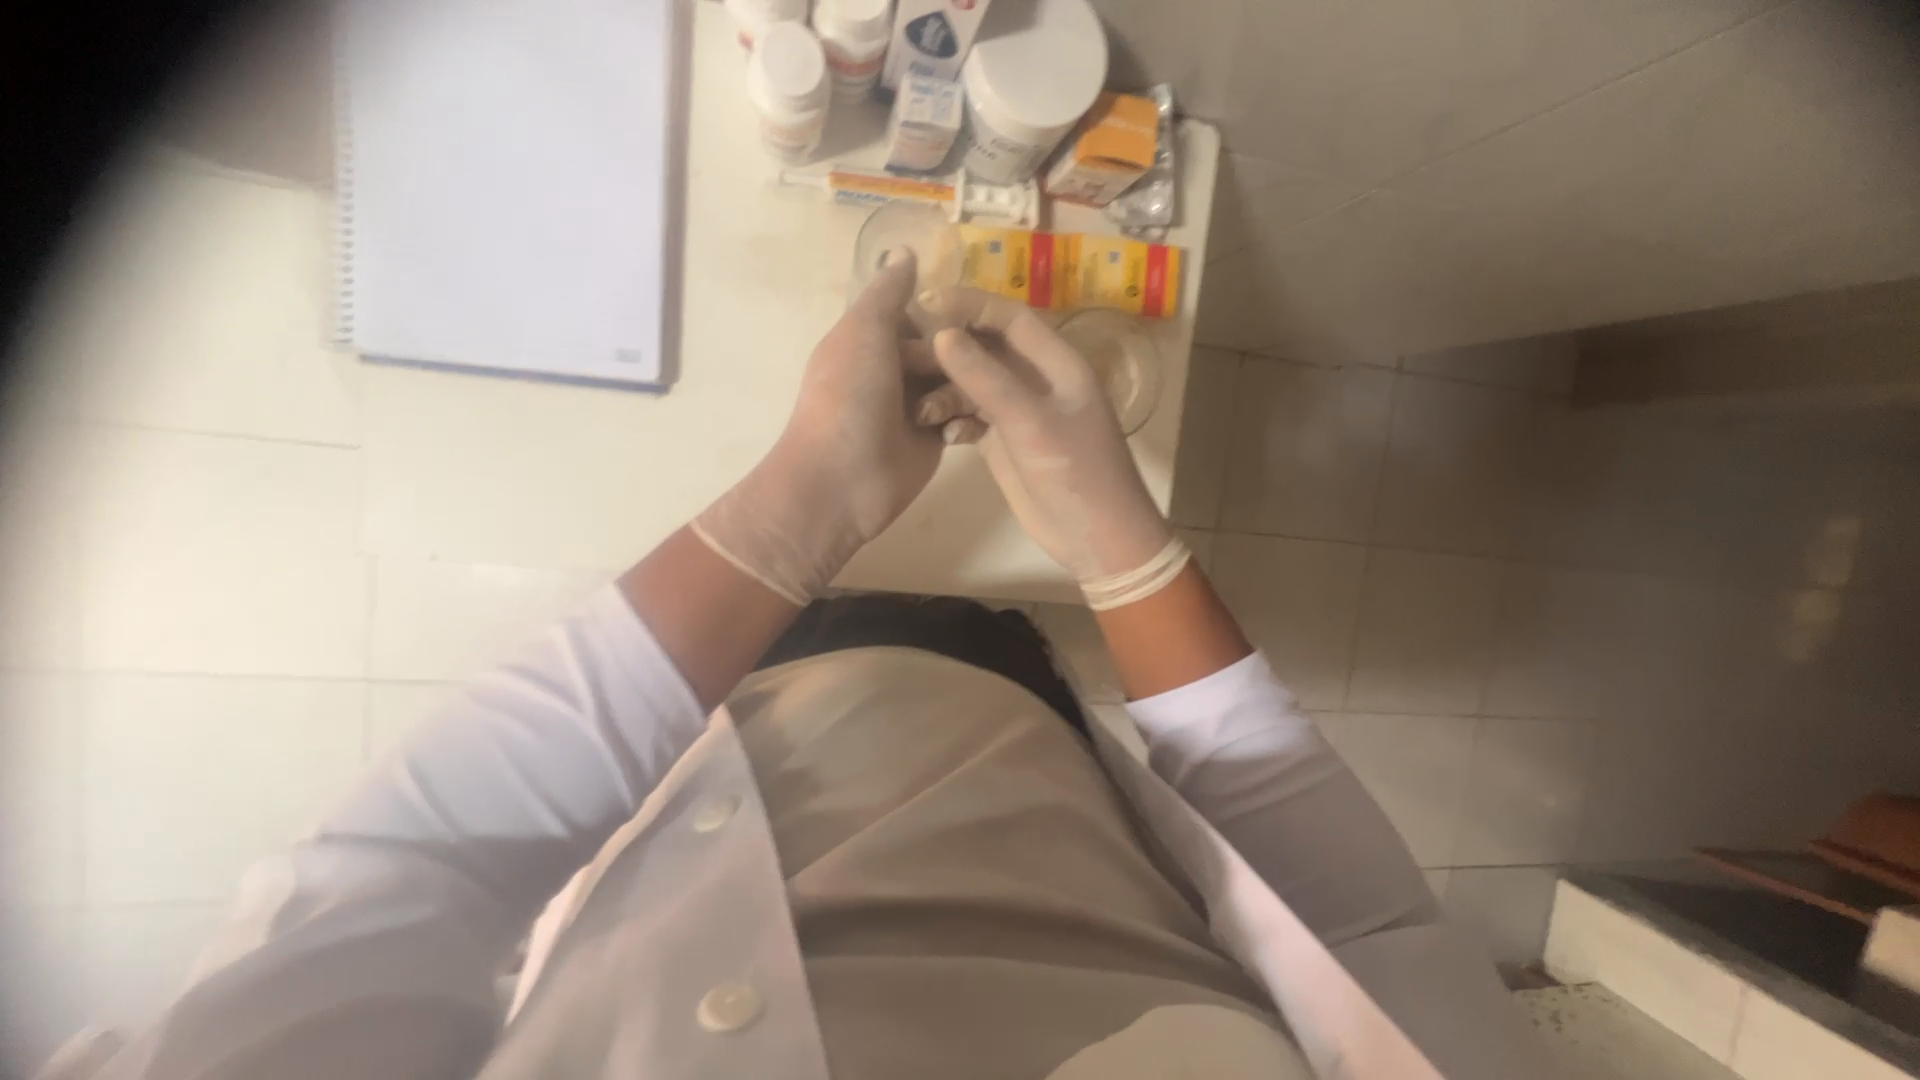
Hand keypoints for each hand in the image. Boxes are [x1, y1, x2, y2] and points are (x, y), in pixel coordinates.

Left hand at [692, 252, 943, 603]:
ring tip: (949, 407)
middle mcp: (895, 369)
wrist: (843, 480)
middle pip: (947, 346)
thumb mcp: (864, 331)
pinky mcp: (934, 439)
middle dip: (960, 354)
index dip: (945, 311)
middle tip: (964, 365)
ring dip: (962, 389)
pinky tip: (960, 428)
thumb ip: (888, 292)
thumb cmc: (848, 397)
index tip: (975, 309)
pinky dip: (966, 419)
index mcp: (872, 339)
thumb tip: (903, 249)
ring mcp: (916, 406)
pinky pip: (964, 416)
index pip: (921, 311)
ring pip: (961, 380)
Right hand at [920, 288, 1187, 609]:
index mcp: (1057, 365)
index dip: (969, 305)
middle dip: (948, 349)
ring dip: (946, 391)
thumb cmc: (1076, 475)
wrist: (1097, 539)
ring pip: (973, 385)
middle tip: (905, 356)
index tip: (924, 304)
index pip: (1010, 318)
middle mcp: (1037, 381)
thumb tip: (943, 334)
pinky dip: (954, 421)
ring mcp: (1020, 413)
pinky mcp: (1005, 443)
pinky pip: (971, 417)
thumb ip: (987, 379)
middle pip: (986, 348)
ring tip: (920, 409)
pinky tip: (941, 434)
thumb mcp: (1031, 423)